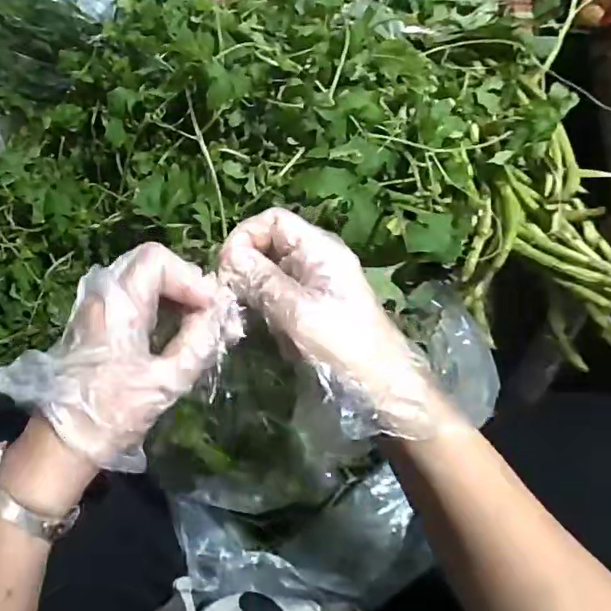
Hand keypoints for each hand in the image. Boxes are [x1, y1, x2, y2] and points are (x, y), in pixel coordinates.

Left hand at [0, 243, 239, 470]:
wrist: (60, 442)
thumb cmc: (111, 414)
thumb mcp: (164, 383)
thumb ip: (196, 343)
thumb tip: (218, 316)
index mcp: (116, 302)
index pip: (157, 259)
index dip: (190, 277)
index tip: (212, 307)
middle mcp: (100, 294)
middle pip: (149, 263)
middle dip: (185, 283)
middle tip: (210, 314)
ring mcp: (93, 306)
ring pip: (139, 278)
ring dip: (172, 294)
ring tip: (199, 324)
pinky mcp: (94, 321)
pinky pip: (129, 295)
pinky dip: (156, 304)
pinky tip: (175, 330)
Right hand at [218, 208, 456, 439]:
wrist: (384, 391)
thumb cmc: (346, 347)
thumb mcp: (299, 312)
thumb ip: (262, 281)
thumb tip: (228, 256)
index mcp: (320, 250)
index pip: (273, 220)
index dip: (246, 235)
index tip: (227, 267)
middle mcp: (315, 261)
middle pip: (268, 244)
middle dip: (243, 264)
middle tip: (226, 294)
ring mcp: (313, 286)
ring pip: (267, 272)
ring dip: (249, 289)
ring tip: (237, 314)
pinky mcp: (309, 310)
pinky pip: (274, 296)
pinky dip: (260, 307)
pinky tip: (254, 328)